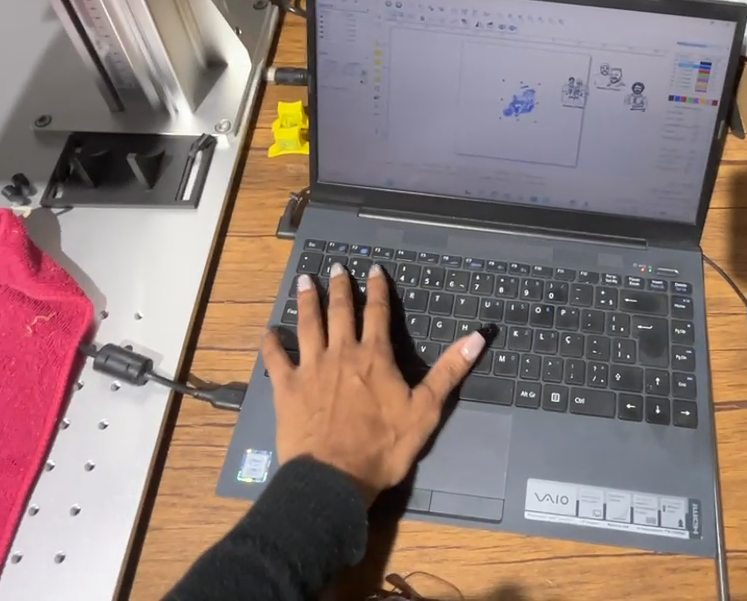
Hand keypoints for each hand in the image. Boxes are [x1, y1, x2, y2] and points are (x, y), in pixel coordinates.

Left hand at [261, 262, 486, 500]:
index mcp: (375, 355)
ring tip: (305, 281)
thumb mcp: (426, 410)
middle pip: (341, 310)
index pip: (378, 312)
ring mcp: (311, 368)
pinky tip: (269, 332)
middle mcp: (342, 352)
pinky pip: (276, 360)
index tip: (374, 268)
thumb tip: (477, 337)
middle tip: (337, 266)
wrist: (334, 479)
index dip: (378, 288)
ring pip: (309, 325)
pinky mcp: (287, 389)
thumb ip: (449, 371)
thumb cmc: (382, 446)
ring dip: (307, 301)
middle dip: (341, 286)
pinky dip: (272, 344)